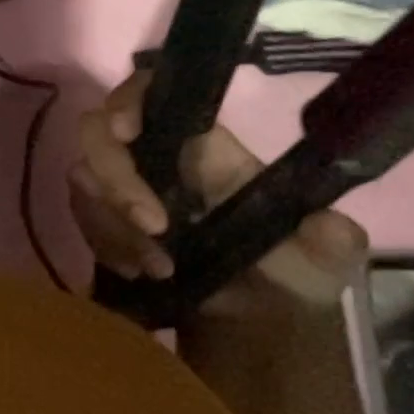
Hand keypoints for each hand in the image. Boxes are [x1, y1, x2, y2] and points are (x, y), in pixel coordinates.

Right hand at [71, 72, 368, 316]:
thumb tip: (332, 226)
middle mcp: (152, 156)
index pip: (150, 95)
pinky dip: (106, 245)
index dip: (127, 100)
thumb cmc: (289, 274)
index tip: (124, 131)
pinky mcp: (101, 214)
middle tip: (153, 226)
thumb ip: (331, 243)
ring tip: (160, 269)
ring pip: (85, 179)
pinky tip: (136, 271)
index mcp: (201, 148)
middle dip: (116, 178)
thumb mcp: (323, 262)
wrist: (254, 318)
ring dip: (115, 225)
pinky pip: (81, 216)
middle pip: (97, 132)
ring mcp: (119, 184)